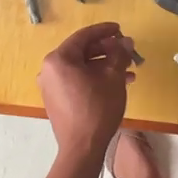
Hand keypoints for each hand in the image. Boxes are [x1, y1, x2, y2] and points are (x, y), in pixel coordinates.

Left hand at [38, 22, 136, 158]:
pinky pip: (77, 81)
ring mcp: (51, 86)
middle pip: (81, 52)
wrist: (82, 147)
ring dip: (104, 66)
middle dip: (107, 50)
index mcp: (59, 59)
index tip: (120, 29)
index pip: (83, 36)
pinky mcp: (56, 99)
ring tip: (128, 71)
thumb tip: (125, 41)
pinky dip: (94, 78)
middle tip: (126, 51)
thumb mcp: (113, 77)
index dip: (104, 31)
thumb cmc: (97, 108)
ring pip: (81, 68)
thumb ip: (119, 54)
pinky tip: (116, 84)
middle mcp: (49, 69)